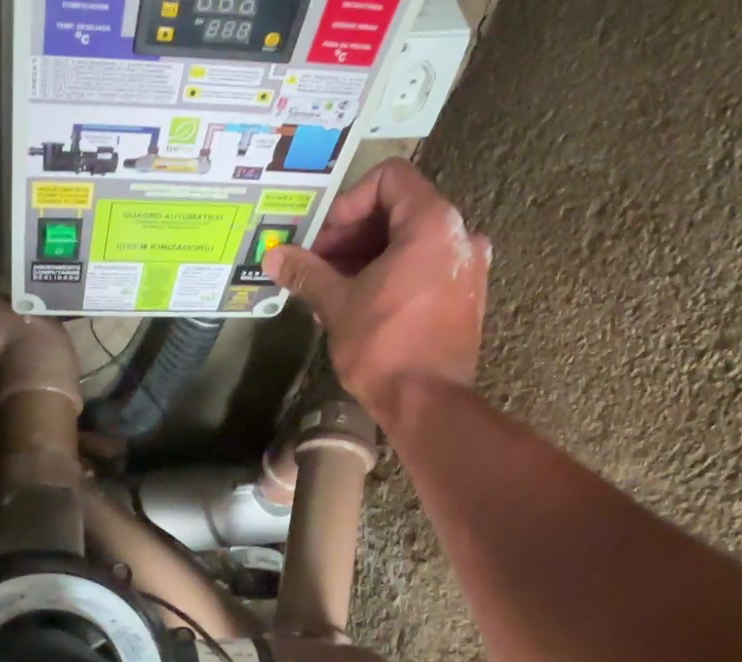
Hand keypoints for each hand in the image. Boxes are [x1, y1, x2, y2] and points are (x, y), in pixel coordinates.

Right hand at [264, 158, 491, 414]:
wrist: (428, 403)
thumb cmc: (384, 346)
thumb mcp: (337, 304)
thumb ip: (307, 272)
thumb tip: (273, 256)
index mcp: (433, 223)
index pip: (391, 178)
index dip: (349, 202)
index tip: (325, 238)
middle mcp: (461, 236)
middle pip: (401, 209)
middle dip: (354, 233)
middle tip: (320, 264)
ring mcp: (469, 268)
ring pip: (412, 242)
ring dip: (370, 256)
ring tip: (334, 288)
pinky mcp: (467, 299)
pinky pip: (426, 269)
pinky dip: (394, 275)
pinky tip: (362, 305)